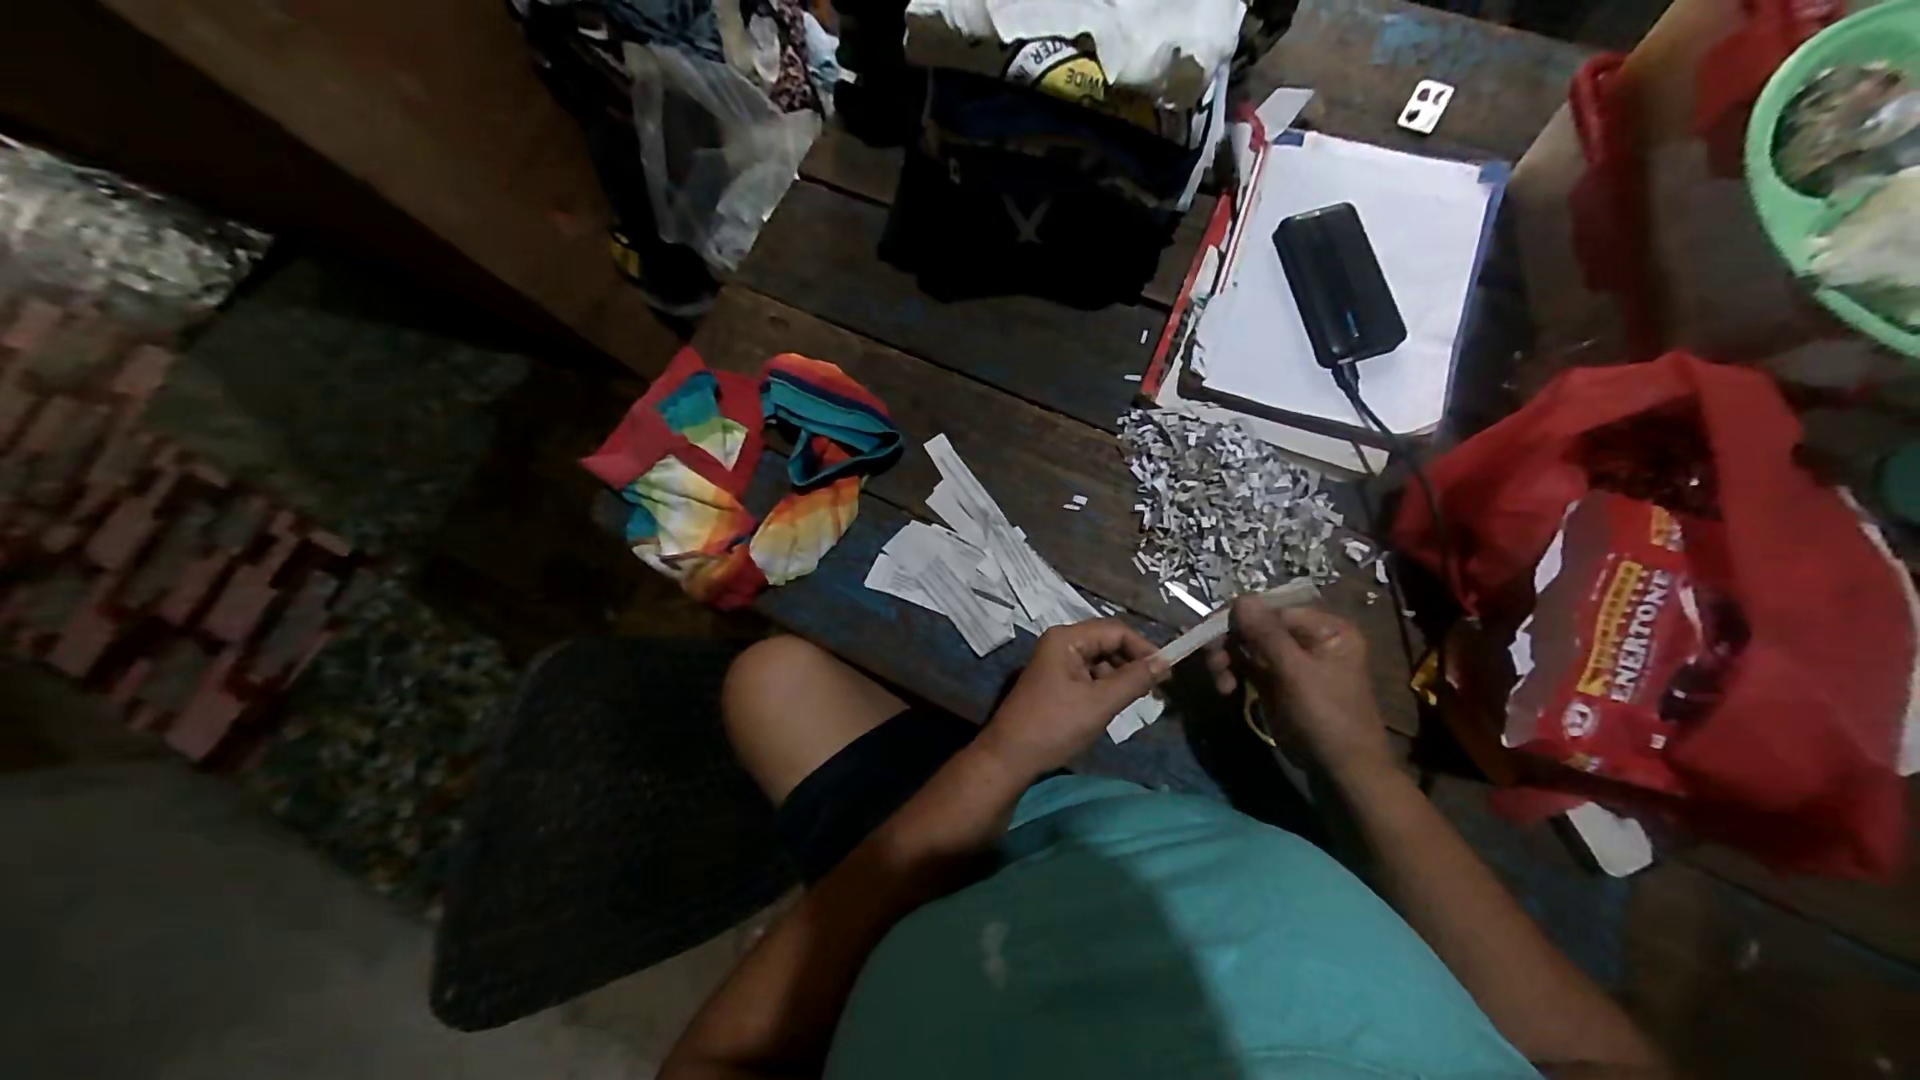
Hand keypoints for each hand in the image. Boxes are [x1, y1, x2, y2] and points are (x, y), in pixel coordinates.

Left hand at [976, 618, 1168, 778]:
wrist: (1010, 756)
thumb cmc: (1055, 725)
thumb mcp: (1100, 703)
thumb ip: (1134, 680)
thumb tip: (1166, 662)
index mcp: (1066, 639)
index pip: (1115, 630)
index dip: (1143, 648)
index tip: (1167, 672)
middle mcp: (1061, 643)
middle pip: (1107, 642)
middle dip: (1132, 662)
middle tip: (1156, 687)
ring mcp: (1056, 662)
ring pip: (1100, 660)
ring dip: (1120, 676)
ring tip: (1137, 698)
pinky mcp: (1056, 681)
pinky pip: (1089, 675)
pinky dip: (1105, 686)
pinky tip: (1114, 704)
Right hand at [1205, 601, 1393, 776]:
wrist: (1341, 771)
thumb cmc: (1327, 717)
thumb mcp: (1296, 672)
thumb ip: (1266, 634)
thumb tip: (1240, 598)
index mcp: (1326, 629)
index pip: (1272, 610)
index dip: (1239, 618)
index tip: (1209, 632)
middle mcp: (1308, 639)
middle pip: (1256, 626)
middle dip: (1229, 641)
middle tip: (1211, 660)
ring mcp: (1290, 661)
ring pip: (1246, 645)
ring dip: (1226, 659)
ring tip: (1220, 681)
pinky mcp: (1275, 682)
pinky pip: (1246, 666)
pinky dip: (1232, 673)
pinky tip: (1225, 689)